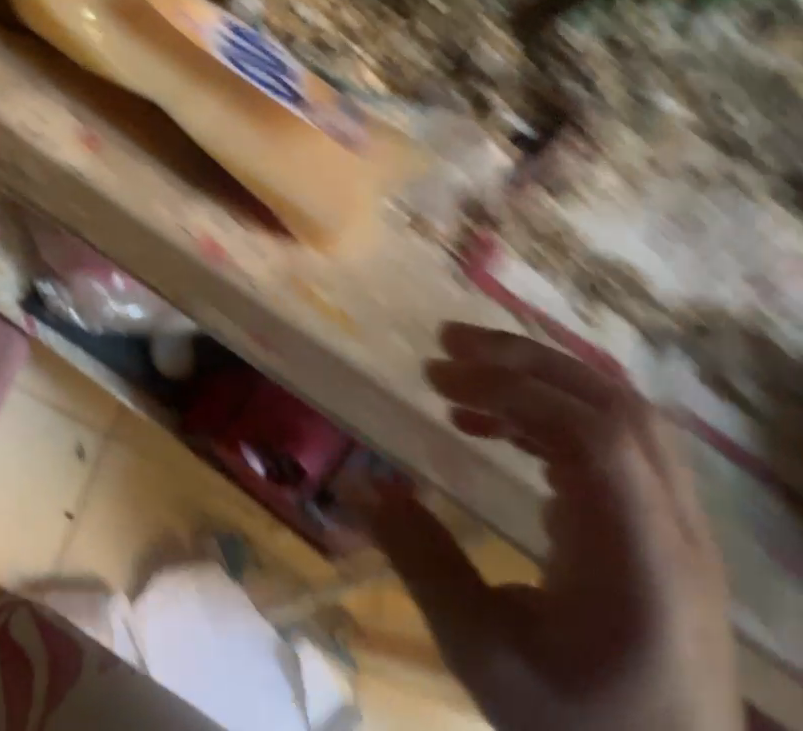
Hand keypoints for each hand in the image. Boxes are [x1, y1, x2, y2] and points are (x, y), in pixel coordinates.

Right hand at [364, 324, 736, 730]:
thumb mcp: (480, 649)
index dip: (514, 388)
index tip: (435, 375)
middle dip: (529, 362)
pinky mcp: (664, 542)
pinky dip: (554, 422)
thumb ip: (423, 560)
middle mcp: (672, 530)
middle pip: (620, 410)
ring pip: (626, 423)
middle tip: (443, 346)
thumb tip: (363, 484)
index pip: (595, 436)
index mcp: (636, 556)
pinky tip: (495, 432)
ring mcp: (678, 534)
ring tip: (458, 378)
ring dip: (543, 384)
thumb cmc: (573, 720)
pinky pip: (619, 453)